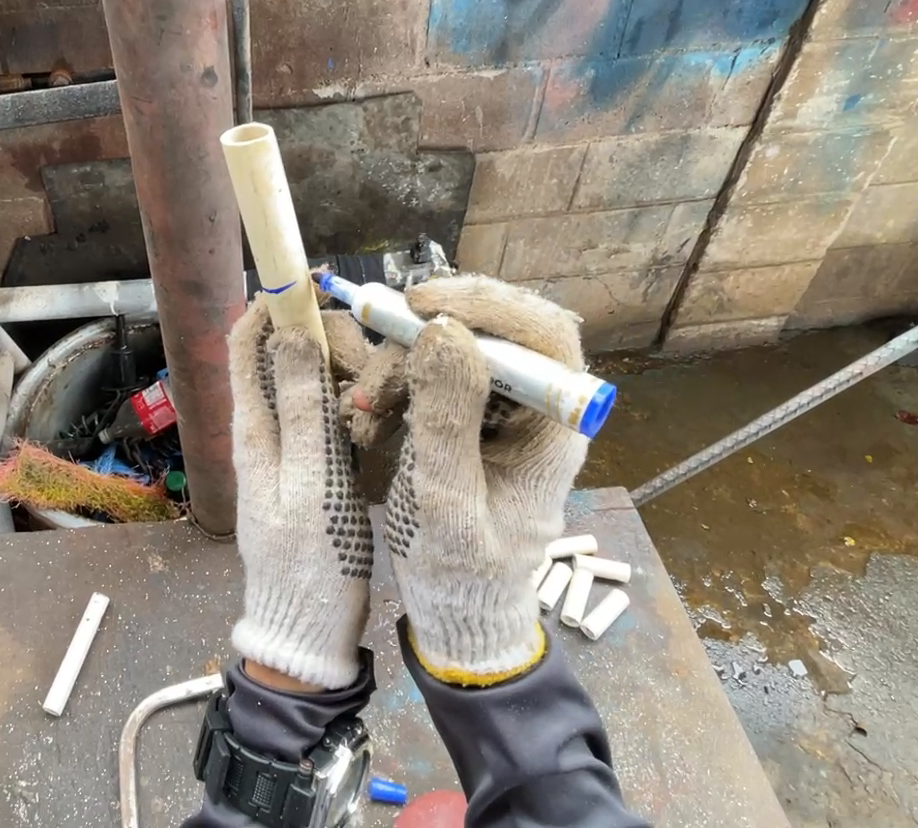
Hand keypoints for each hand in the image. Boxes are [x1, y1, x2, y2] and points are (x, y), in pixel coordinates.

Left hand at [226, 298, 373, 689]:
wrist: (306, 628)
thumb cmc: (311, 560)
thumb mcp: (311, 481)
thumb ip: (300, 409)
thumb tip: (288, 334)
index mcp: (252, 431)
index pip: (243, 346)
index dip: (266, 305)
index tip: (304, 282)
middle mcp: (258, 434)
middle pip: (271, 360)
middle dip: (307, 334)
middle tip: (357, 337)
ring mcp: (279, 453)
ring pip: (296, 387)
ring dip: (327, 366)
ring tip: (370, 365)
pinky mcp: (300, 470)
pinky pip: (315, 418)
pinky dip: (338, 400)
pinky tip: (369, 405)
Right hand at [377, 276, 590, 684]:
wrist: (456, 612)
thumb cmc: (462, 573)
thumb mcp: (446, 503)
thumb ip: (447, 421)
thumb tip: (442, 332)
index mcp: (555, 429)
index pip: (543, 334)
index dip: (487, 305)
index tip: (420, 306)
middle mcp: (534, 408)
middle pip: (489, 333)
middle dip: (421, 344)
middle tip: (373, 384)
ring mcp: (499, 411)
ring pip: (451, 350)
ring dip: (398, 370)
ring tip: (362, 416)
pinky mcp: (465, 418)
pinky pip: (428, 376)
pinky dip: (392, 389)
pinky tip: (367, 423)